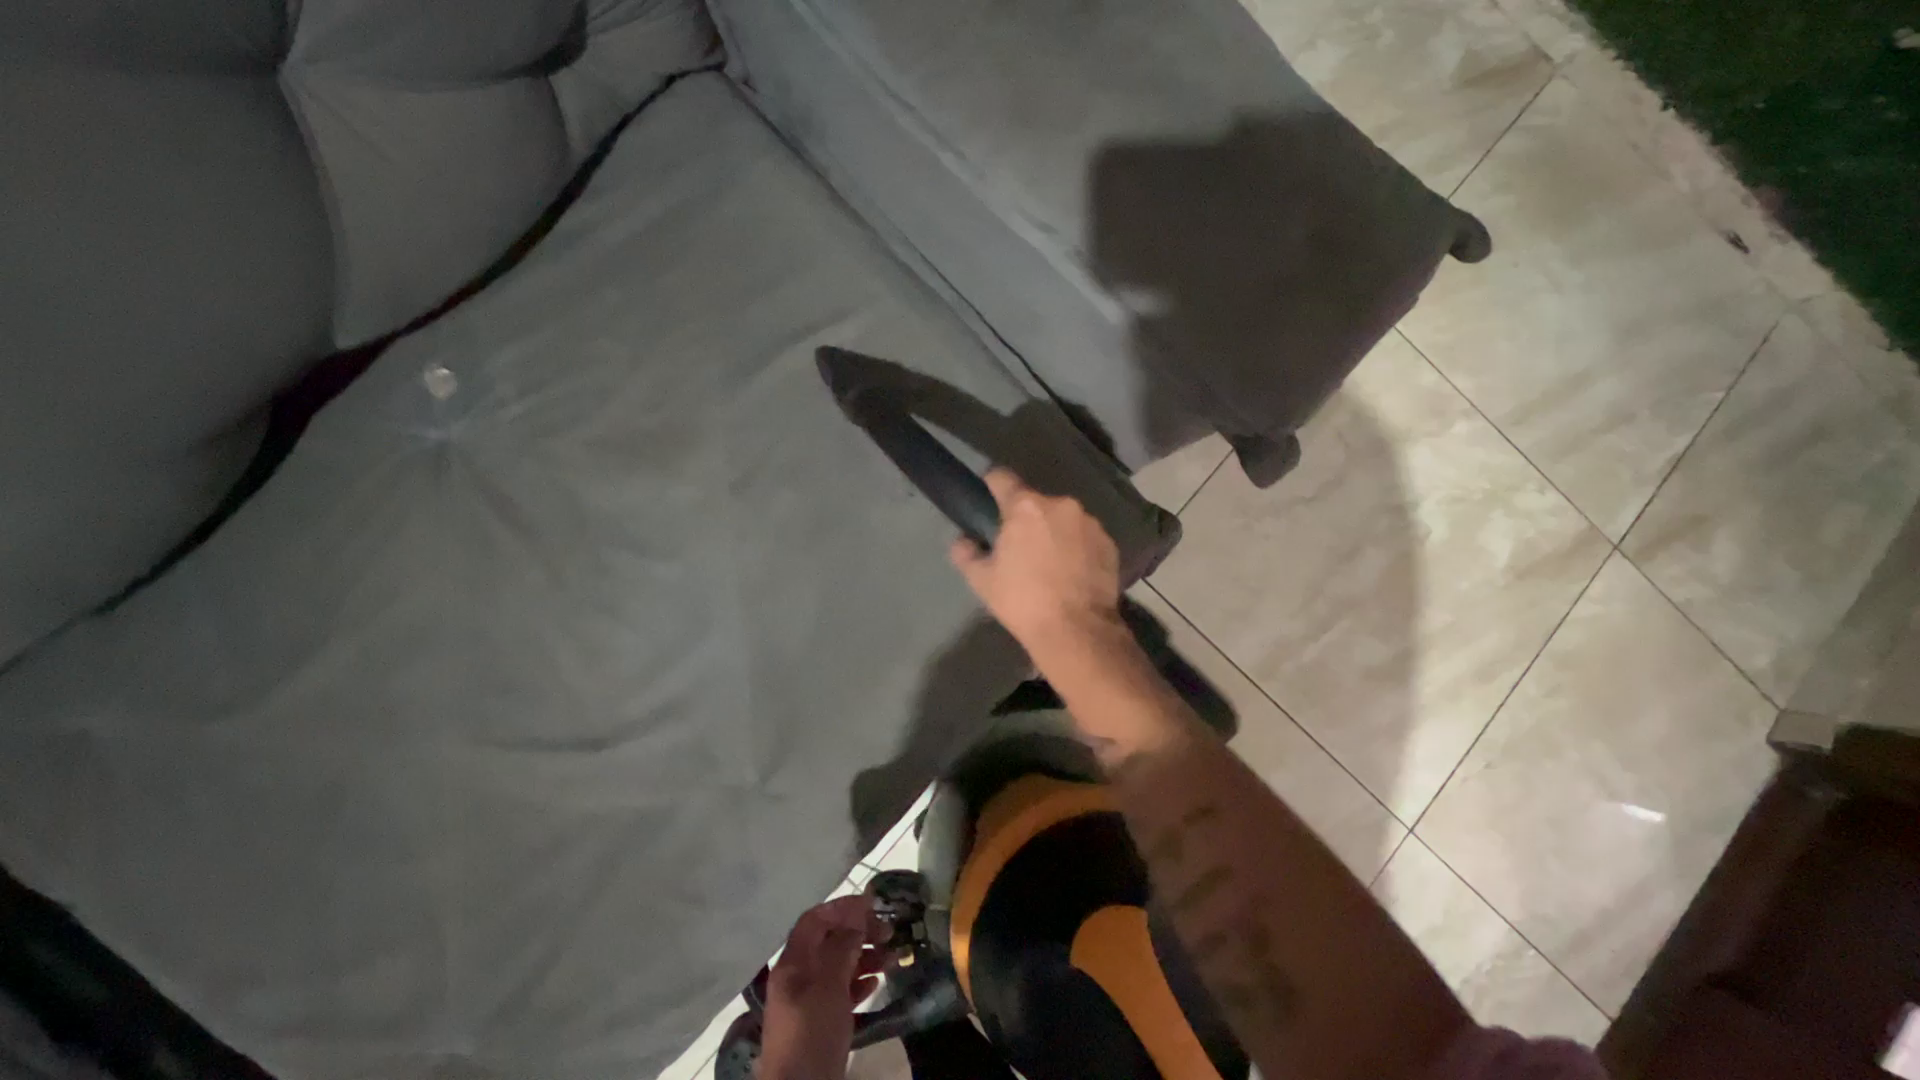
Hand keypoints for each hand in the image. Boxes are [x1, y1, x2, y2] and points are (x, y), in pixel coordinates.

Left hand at [756, 896, 889, 1079]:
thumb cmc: (812, 1034)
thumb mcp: (828, 987)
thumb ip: (841, 948)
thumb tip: (856, 914)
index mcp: (792, 964)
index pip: (814, 921)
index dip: (841, 907)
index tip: (873, 904)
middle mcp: (797, 978)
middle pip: (827, 942)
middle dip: (858, 932)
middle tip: (889, 932)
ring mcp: (807, 1002)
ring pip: (837, 967)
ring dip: (863, 957)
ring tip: (890, 957)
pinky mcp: (819, 1024)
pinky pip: (839, 993)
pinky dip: (858, 983)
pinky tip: (875, 985)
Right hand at [949, 469, 1124, 656]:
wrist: (1076, 630)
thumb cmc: (1023, 601)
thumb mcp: (982, 580)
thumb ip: (966, 553)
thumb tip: (963, 541)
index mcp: (1025, 507)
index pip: (1002, 478)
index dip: (992, 485)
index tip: (989, 498)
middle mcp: (1060, 505)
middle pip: (1036, 502)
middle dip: (1027, 518)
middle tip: (1021, 547)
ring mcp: (1090, 523)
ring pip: (1064, 519)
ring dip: (1055, 532)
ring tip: (1051, 563)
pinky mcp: (1109, 543)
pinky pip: (1086, 537)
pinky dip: (1077, 547)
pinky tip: (1072, 573)